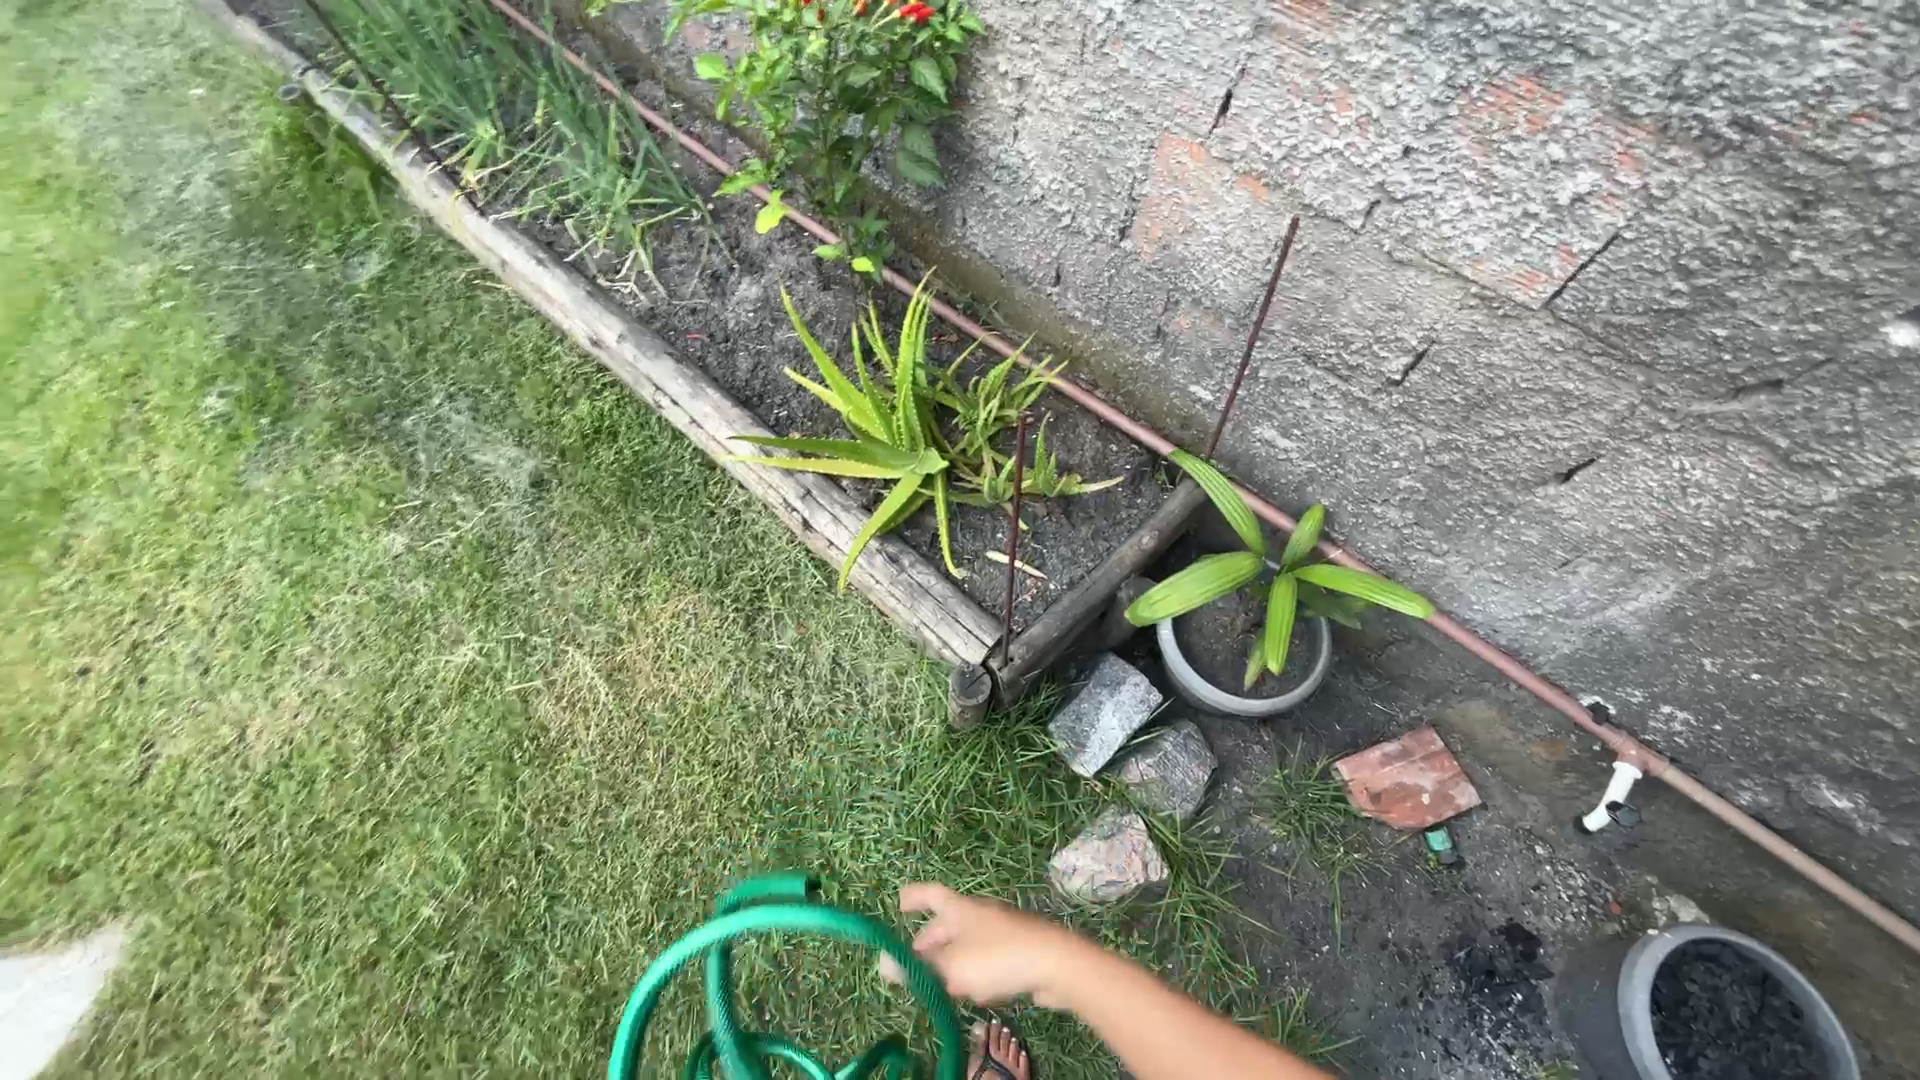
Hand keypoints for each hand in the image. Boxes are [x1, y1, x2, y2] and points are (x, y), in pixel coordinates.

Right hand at [885, 883, 1095, 1006]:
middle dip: (929, 941)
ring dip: (952, 960)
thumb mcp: (952, 966)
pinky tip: (977, 991)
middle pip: (949, 922)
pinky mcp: (1019, 949)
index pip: (932, 894)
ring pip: (968, 941)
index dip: (914, 897)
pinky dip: (976, 970)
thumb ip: (919, 967)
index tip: (899, 902)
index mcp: (961, 909)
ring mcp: (1002, 929)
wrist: (1056, 963)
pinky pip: (988, 956)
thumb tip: (883, 965)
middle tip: (914, 960)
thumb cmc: (997, 958)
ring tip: (941, 983)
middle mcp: (980, 913)